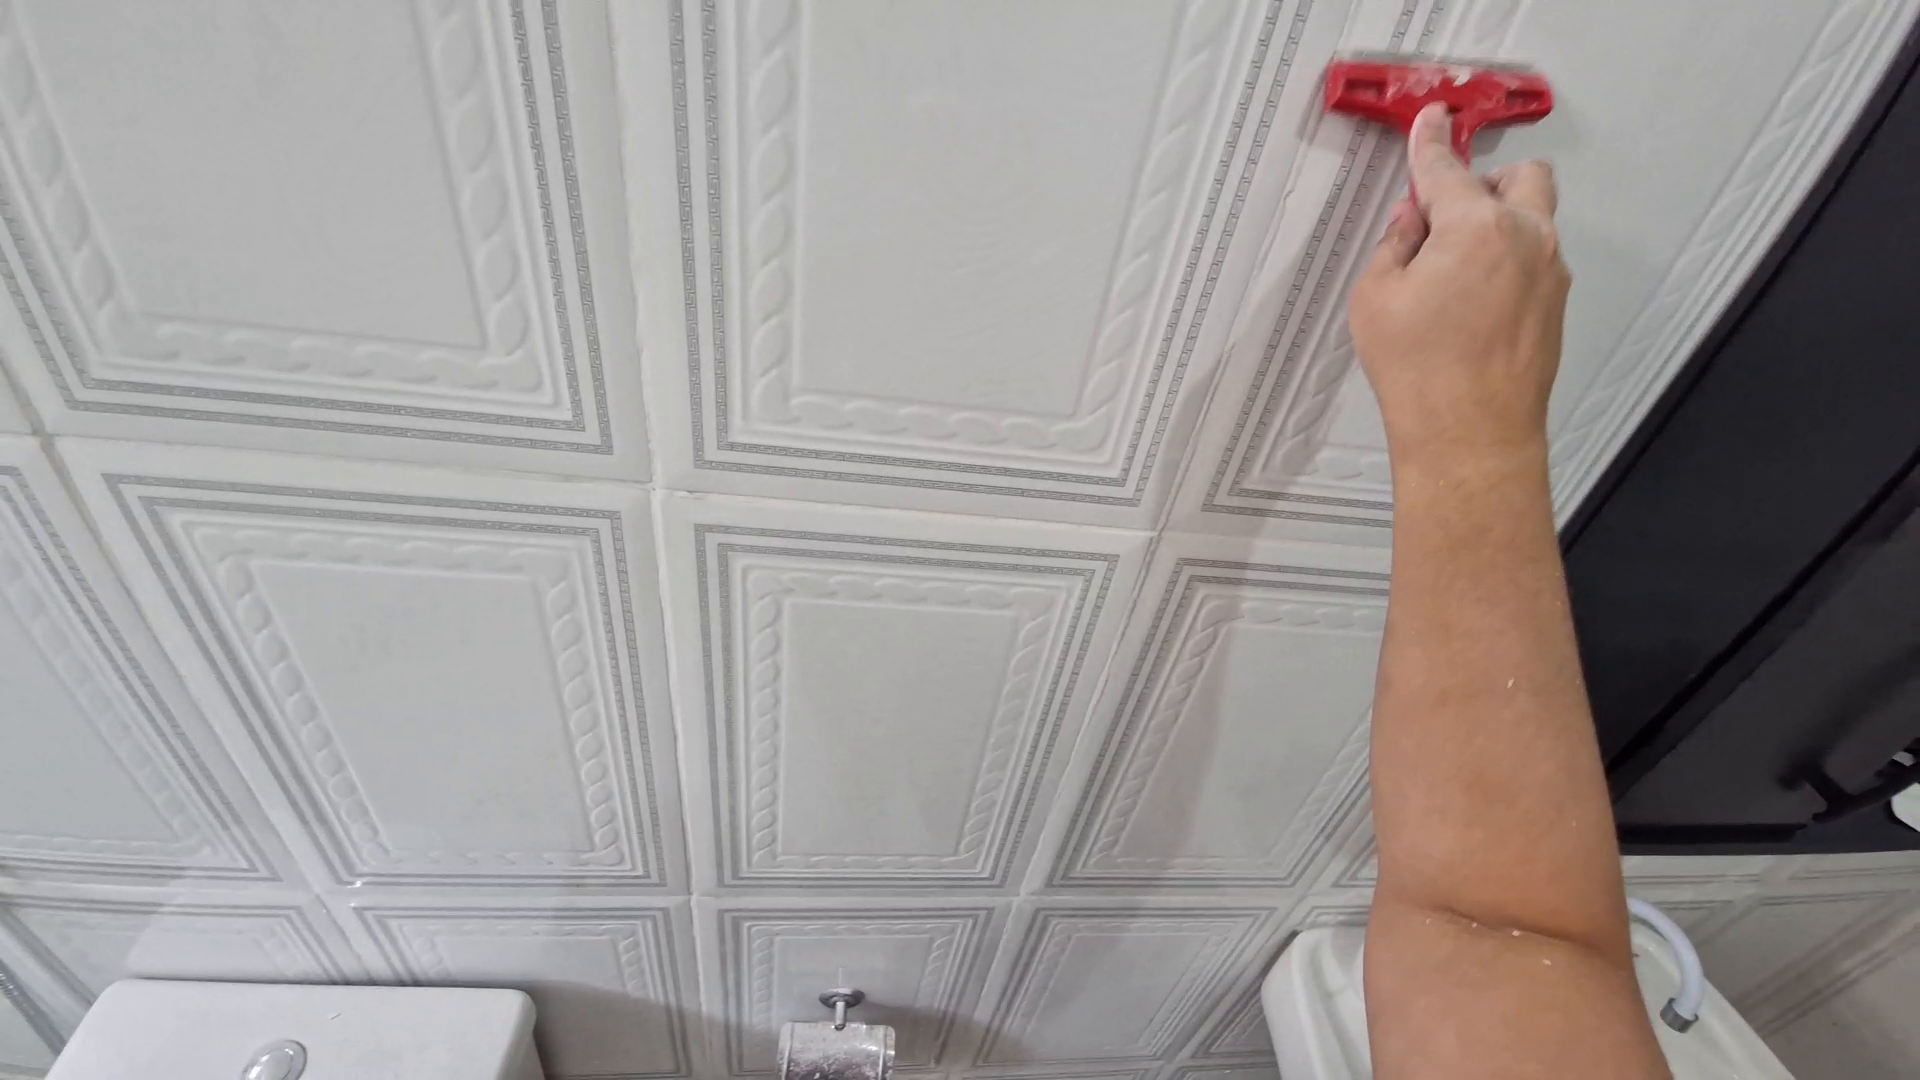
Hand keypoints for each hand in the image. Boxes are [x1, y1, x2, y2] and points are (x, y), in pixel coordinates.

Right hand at [1348, 102, 1569, 471]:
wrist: (1468, 432)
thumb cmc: (1417, 371)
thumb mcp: (1374, 300)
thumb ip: (1394, 246)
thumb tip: (1412, 221)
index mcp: (1475, 228)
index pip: (1447, 170)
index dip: (1431, 144)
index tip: (1431, 122)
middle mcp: (1527, 237)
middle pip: (1520, 177)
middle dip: (1483, 183)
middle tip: (1440, 217)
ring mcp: (1551, 270)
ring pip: (1532, 219)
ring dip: (1494, 225)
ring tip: (1445, 277)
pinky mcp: (1556, 303)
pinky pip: (1534, 259)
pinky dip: (1504, 261)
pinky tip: (1465, 307)